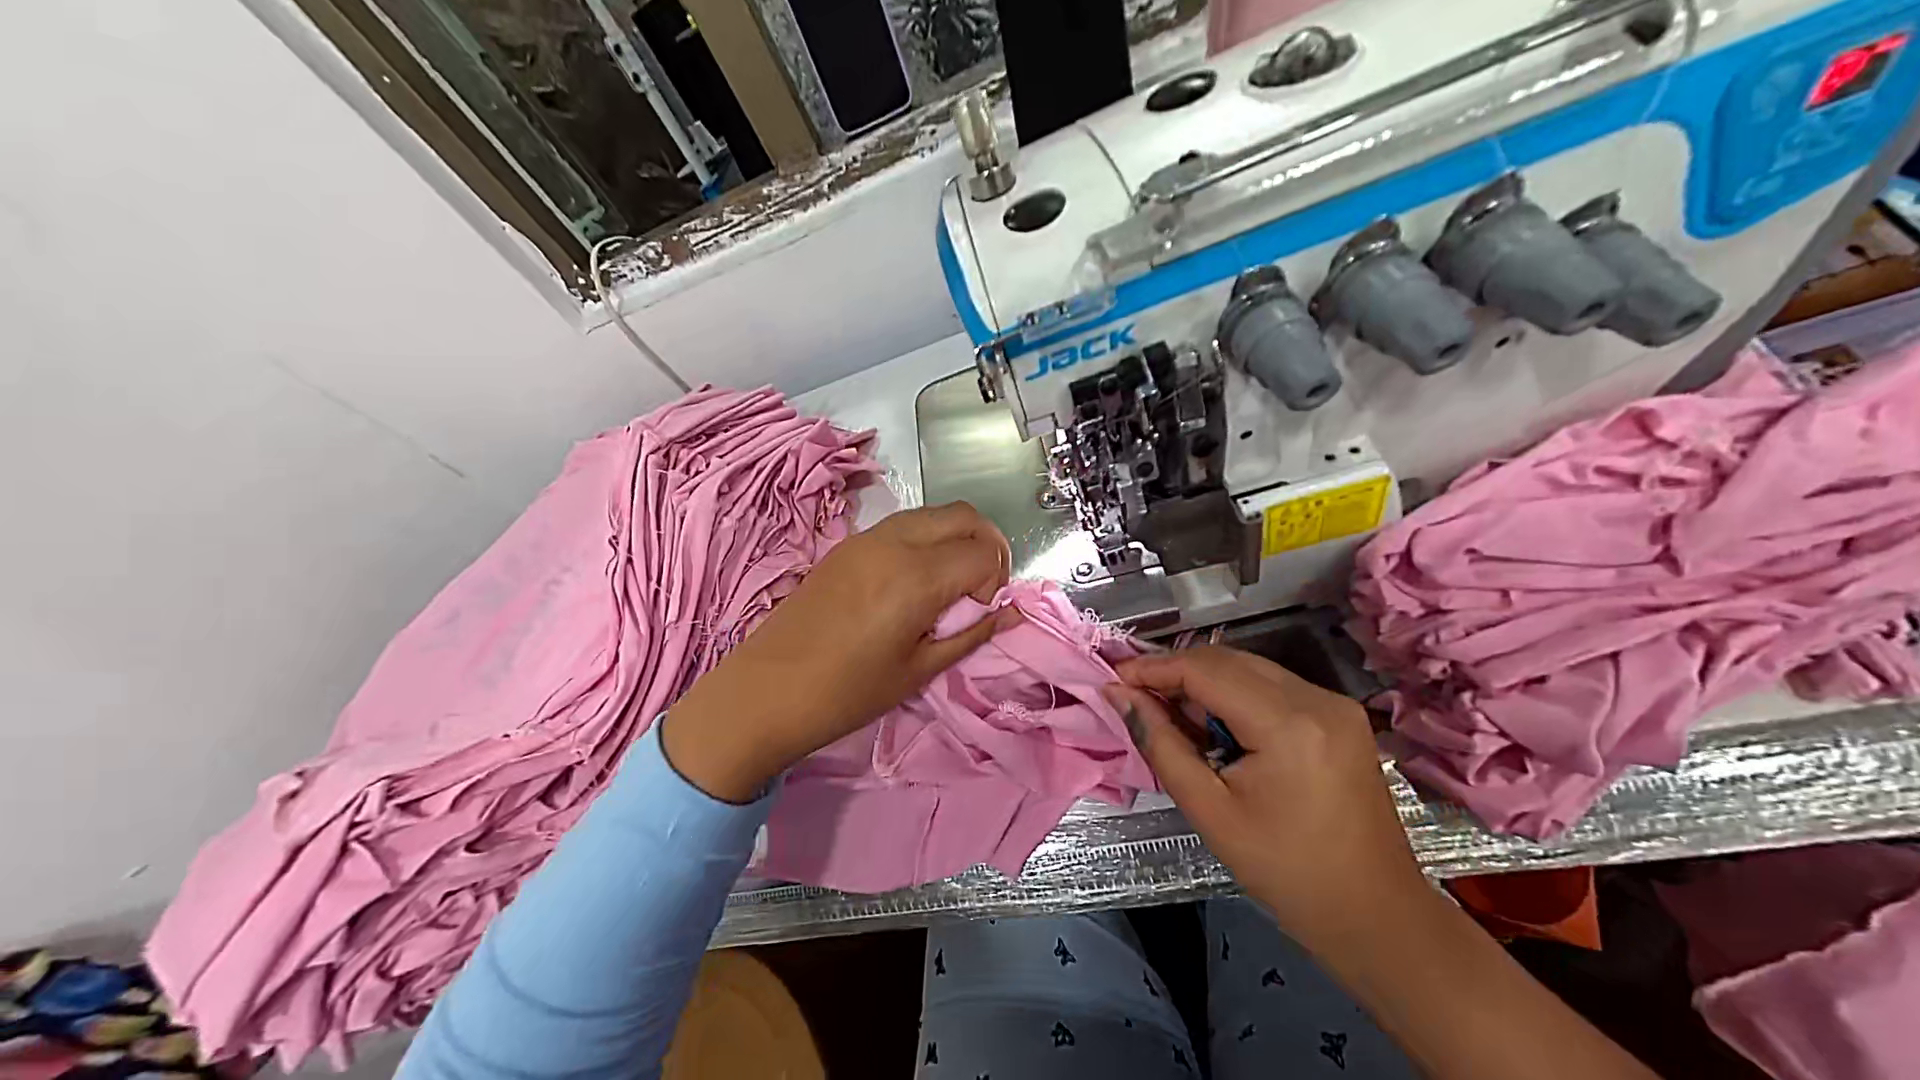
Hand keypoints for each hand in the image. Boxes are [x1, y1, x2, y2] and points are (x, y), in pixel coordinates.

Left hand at [663, 502, 1019, 801]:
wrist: (766, 691)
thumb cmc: (846, 693)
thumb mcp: (918, 670)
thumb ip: (971, 633)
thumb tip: (1010, 611)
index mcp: (916, 576)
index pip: (983, 553)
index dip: (997, 580)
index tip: (983, 612)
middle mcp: (894, 542)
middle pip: (965, 516)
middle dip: (987, 545)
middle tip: (982, 589)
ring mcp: (867, 537)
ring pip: (933, 513)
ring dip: (957, 538)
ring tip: (951, 585)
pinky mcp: (848, 544)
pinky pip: (904, 524)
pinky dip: (927, 539)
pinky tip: (917, 581)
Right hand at [1104, 647, 1427, 947]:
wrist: (1375, 914)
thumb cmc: (1285, 871)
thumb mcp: (1209, 811)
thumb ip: (1160, 743)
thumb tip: (1119, 695)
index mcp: (1289, 725)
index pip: (1205, 670)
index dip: (1154, 668)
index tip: (1114, 678)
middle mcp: (1318, 699)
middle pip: (1228, 660)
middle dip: (1175, 671)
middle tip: (1134, 694)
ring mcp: (1335, 704)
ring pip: (1250, 668)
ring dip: (1204, 681)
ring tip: (1168, 710)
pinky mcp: (1341, 715)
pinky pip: (1273, 685)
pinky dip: (1235, 693)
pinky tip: (1214, 722)